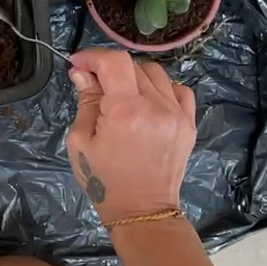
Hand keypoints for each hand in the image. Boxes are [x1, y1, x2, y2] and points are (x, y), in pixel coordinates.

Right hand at [66, 49, 196, 220]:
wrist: (142, 209)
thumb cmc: (104, 179)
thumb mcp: (80, 141)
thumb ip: (85, 102)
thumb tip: (82, 73)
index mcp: (126, 111)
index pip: (113, 62)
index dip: (92, 56)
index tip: (77, 64)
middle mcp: (156, 106)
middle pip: (133, 65)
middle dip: (108, 68)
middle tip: (92, 83)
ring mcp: (178, 114)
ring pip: (155, 73)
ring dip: (133, 75)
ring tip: (120, 93)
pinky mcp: (189, 123)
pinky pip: (178, 89)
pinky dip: (160, 87)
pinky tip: (146, 101)